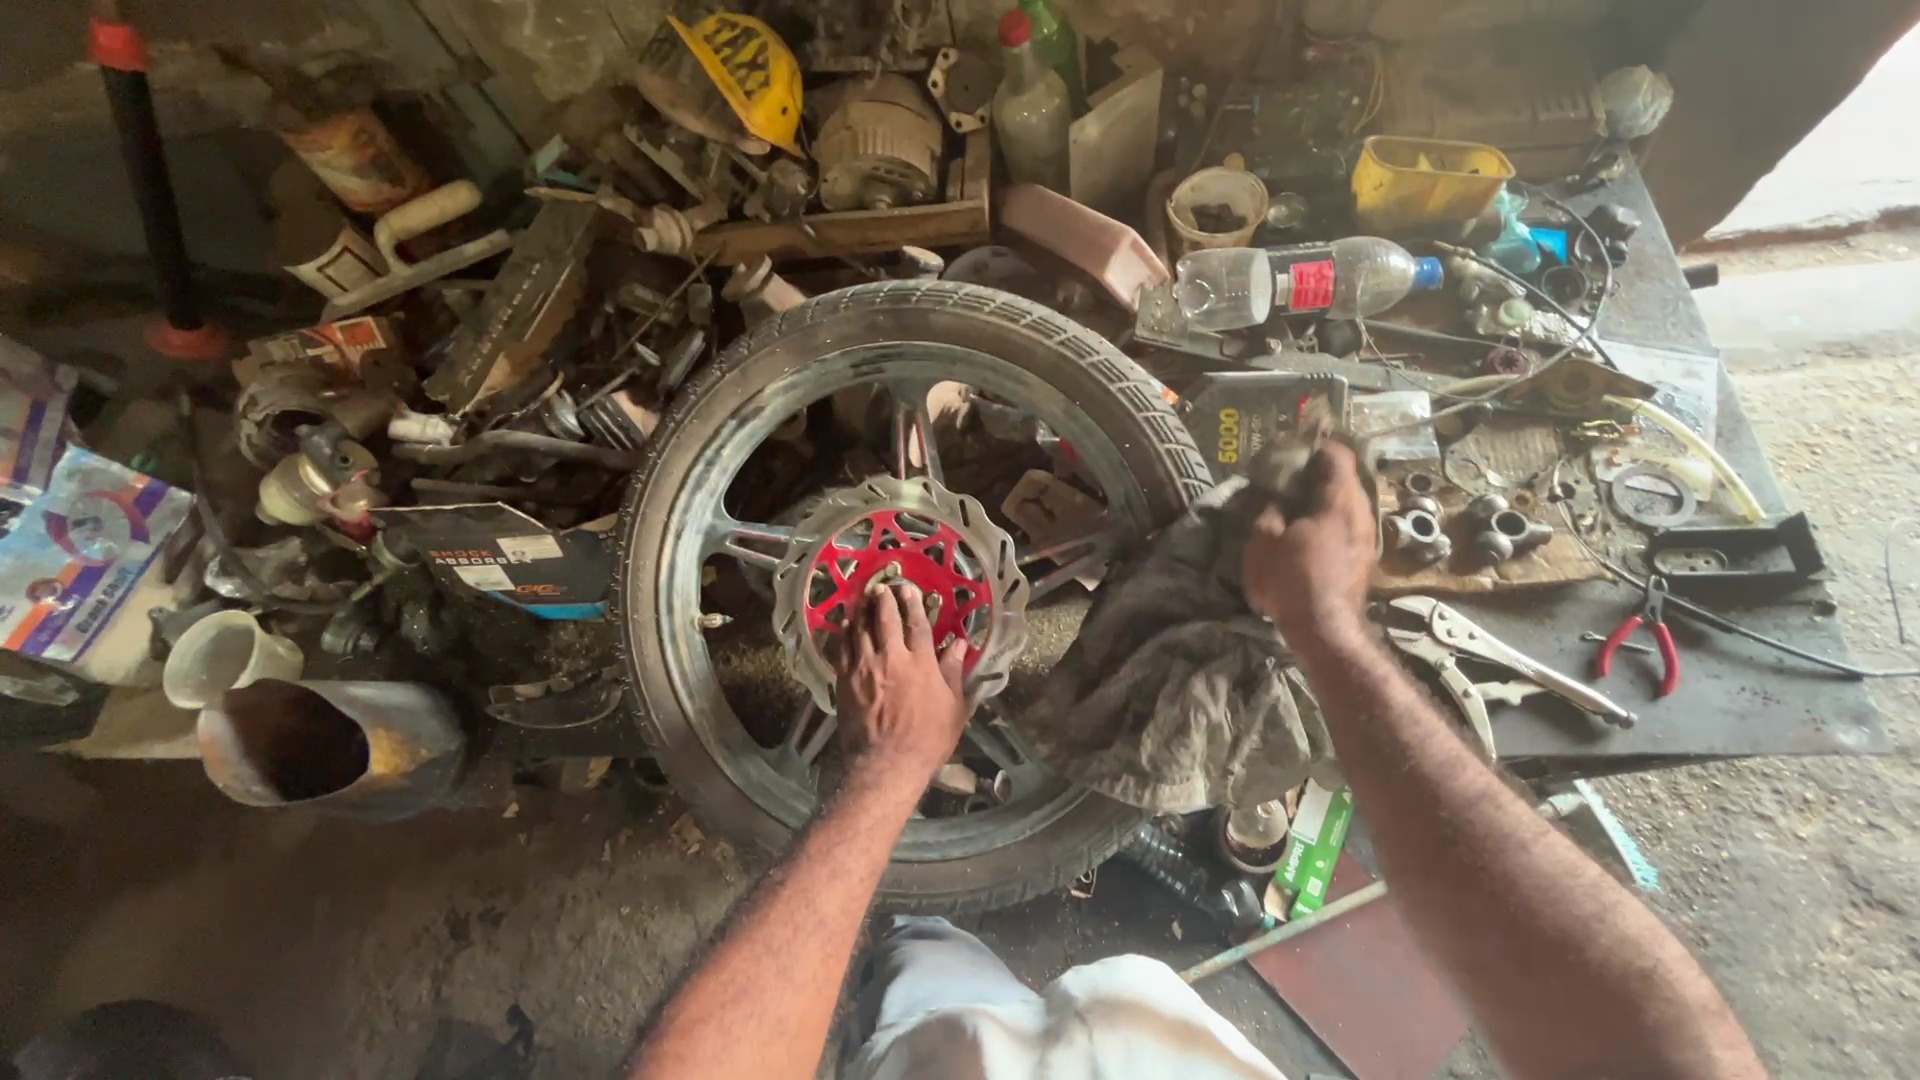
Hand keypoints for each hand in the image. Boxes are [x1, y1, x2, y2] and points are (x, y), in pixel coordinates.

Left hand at [834, 581, 969, 778]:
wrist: (886, 763)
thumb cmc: (927, 738)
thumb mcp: (953, 707)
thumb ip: (953, 671)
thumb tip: (959, 643)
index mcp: (920, 663)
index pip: (917, 624)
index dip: (913, 603)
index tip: (908, 589)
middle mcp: (891, 658)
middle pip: (885, 619)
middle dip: (884, 599)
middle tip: (881, 586)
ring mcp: (864, 668)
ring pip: (860, 629)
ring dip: (861, 610)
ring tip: (862, 597)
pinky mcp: (845, 680)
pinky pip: (842, 648)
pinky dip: (843, 633)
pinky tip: (844, 624)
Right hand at [1243, 442, 1377, 649]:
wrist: (1324, 628)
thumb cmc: (1291, 580)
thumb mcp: (1262, 543)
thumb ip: (1268, 515)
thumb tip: (1275, 504)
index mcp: (1338, 502)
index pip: (1339, 457)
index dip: (1320, 447)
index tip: (1299, 446)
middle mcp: (1361, 514)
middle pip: (1347, 480)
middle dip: (1322, 474)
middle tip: (1293, 475)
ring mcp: (1367, 538)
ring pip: (1349, 504)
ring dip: (1327, 499)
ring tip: (1299, 504)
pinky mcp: (1364, 558)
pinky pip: (1349, 525)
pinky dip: (1332, 519)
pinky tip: (1311, 531)